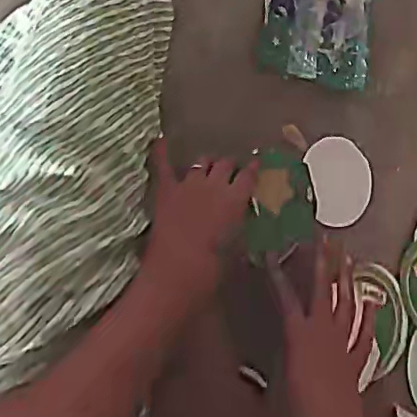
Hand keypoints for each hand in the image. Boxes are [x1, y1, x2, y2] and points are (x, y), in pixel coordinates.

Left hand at [141, 138, 257, 303]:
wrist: (175, 276)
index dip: (253, 169)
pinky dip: (162, 152)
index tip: (256, 166)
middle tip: (230, 174)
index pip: (249, 175)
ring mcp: (189, 184)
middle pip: (226, 163)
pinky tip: (161, 140)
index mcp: (236, 198)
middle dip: (230, 167)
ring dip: (207, 164)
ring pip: (202, 161)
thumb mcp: (236, 248)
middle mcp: (215, 184)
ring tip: (208, 168)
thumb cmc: (212, 271)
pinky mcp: (167, 191)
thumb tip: (241, 219)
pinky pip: (163, 166)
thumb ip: (239, 226)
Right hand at [269, 240, 371, 416]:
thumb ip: (263, 370)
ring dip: (347, 279)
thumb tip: (243, 368)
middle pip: (323, 289)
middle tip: (324, 237)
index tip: (273, 252)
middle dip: (322, 261)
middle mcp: (322, 331)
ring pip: (346, 303)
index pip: (285, 296)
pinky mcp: (357, 360)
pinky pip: (365, 333)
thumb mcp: (274, 387)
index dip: (277, 274)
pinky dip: (369, 315)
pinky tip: (372, 299)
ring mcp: (342, 343)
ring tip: (348, 257)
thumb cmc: (298, 412)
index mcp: (298, 335)